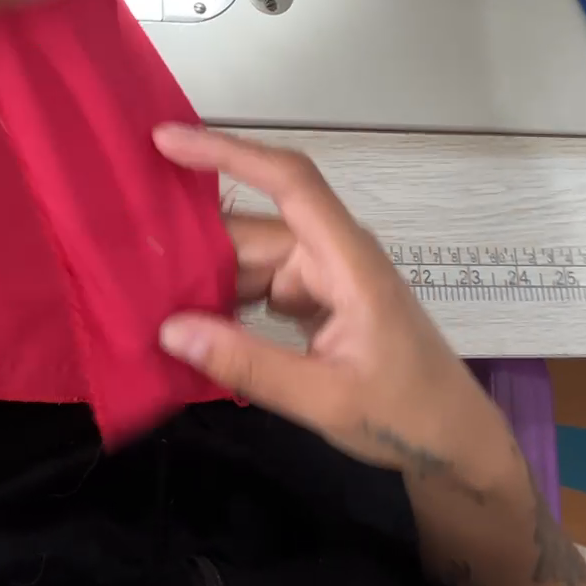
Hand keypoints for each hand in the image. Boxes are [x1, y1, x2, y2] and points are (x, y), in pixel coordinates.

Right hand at [154, 125, 520, 486]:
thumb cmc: (408, 415)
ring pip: (249, 262)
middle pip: (253, 232)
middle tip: (129, 263)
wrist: (457, 444)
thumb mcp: (325, 399)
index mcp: (346, 259)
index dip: (227, 152)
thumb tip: (170, 330)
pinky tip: (192, 326)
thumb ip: (248, 364)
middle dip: (195, 247)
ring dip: (207, 282)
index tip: (167, 140)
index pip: (288, 181)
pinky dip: (226, 303)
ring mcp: (323, 276)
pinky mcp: (316, 299)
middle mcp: (331, 254)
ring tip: (150, 301)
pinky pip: (259, 287)